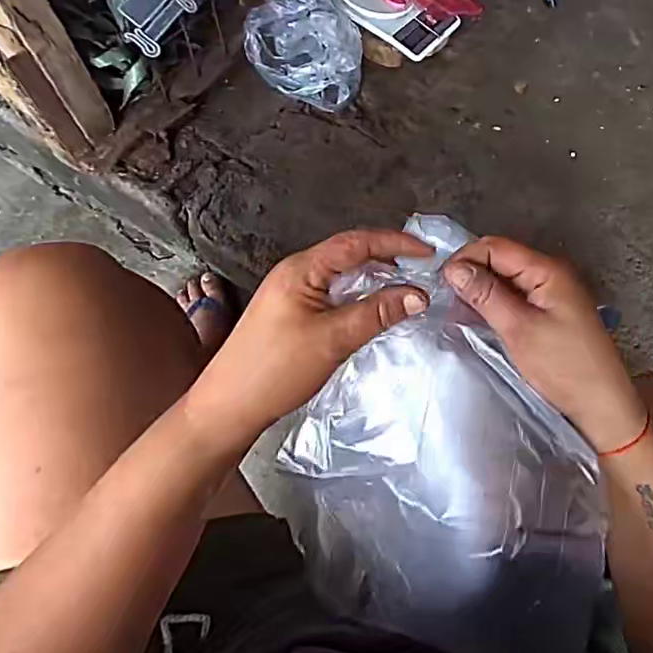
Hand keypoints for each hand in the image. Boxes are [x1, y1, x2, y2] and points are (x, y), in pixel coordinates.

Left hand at [184, 229, 430, 454]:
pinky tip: (376, 306)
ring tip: (407, 285)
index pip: (357, 242)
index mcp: (302, 269)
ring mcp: (293, 291)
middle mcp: (297, 272)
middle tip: (422, 267)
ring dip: (377, 275)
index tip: (428, 253)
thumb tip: (419, 296)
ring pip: (344, 271)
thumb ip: (377, 313)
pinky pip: (336, 289)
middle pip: (351, 251)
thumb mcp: (333, 339)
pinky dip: (362, 292)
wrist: (225, 410)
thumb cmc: (273, 371)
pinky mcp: (294, 310)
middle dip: (390, 255)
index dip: (396, 243)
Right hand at [445, 237, 646, 452]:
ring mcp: (553, 292)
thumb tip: (455, 268)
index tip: (441, 281)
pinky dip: (497, 302)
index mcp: (548, 270)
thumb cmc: (565, 367)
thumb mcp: (519, 329)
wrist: (602, 403)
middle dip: (472, 272)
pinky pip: (518, 295)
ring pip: (508, 278)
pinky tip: (481, 318)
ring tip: (457, 309)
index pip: (497, 246)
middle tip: (444, 296)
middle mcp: (552, 273)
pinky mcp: (552, 311)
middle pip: (502, 258)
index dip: (466, 258)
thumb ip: (486, 295)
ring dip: (482, 289)